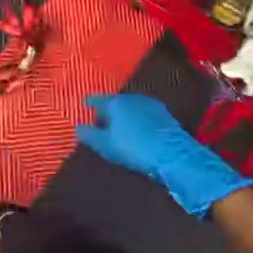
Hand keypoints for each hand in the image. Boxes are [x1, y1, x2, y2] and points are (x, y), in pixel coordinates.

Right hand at [76, 94, 252, 217]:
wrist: (173, 154)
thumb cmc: (133, 148)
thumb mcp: (105, 146)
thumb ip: (89, 135)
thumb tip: (79, 127)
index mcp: (115, 102)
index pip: (97, 99)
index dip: (89, 103)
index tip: (84, 106)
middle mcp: (132, 97)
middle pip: (114, 102)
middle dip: (107, 112)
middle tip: (102, 124)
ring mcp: (150, 103)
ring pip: (130, 107)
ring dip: (124, 115)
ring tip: (120, 129)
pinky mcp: (164, 113)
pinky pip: (144, 113)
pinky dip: (137, 119)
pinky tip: (139, 131)